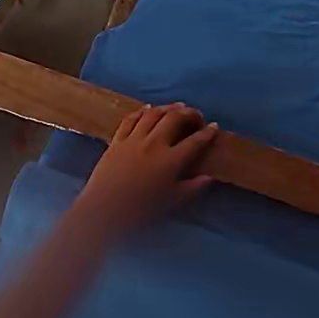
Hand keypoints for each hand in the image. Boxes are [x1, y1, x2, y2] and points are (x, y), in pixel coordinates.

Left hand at [70, 103, 217, 234]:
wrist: (103, 209)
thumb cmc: (139, 210)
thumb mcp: (170, 202)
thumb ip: (191, 188)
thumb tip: (208, 177)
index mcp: (170, 160)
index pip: (195, 141)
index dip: (207, 133)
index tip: (215, 127)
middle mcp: (154, 143)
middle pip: (174, 118)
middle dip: (189, 113)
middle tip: (196, 115)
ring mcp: (134, 139)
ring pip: (153, 114)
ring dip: (167, 107)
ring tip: (176, 108)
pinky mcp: (117, 140)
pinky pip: (131, 119)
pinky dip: (141, 111)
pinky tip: (147, 109)